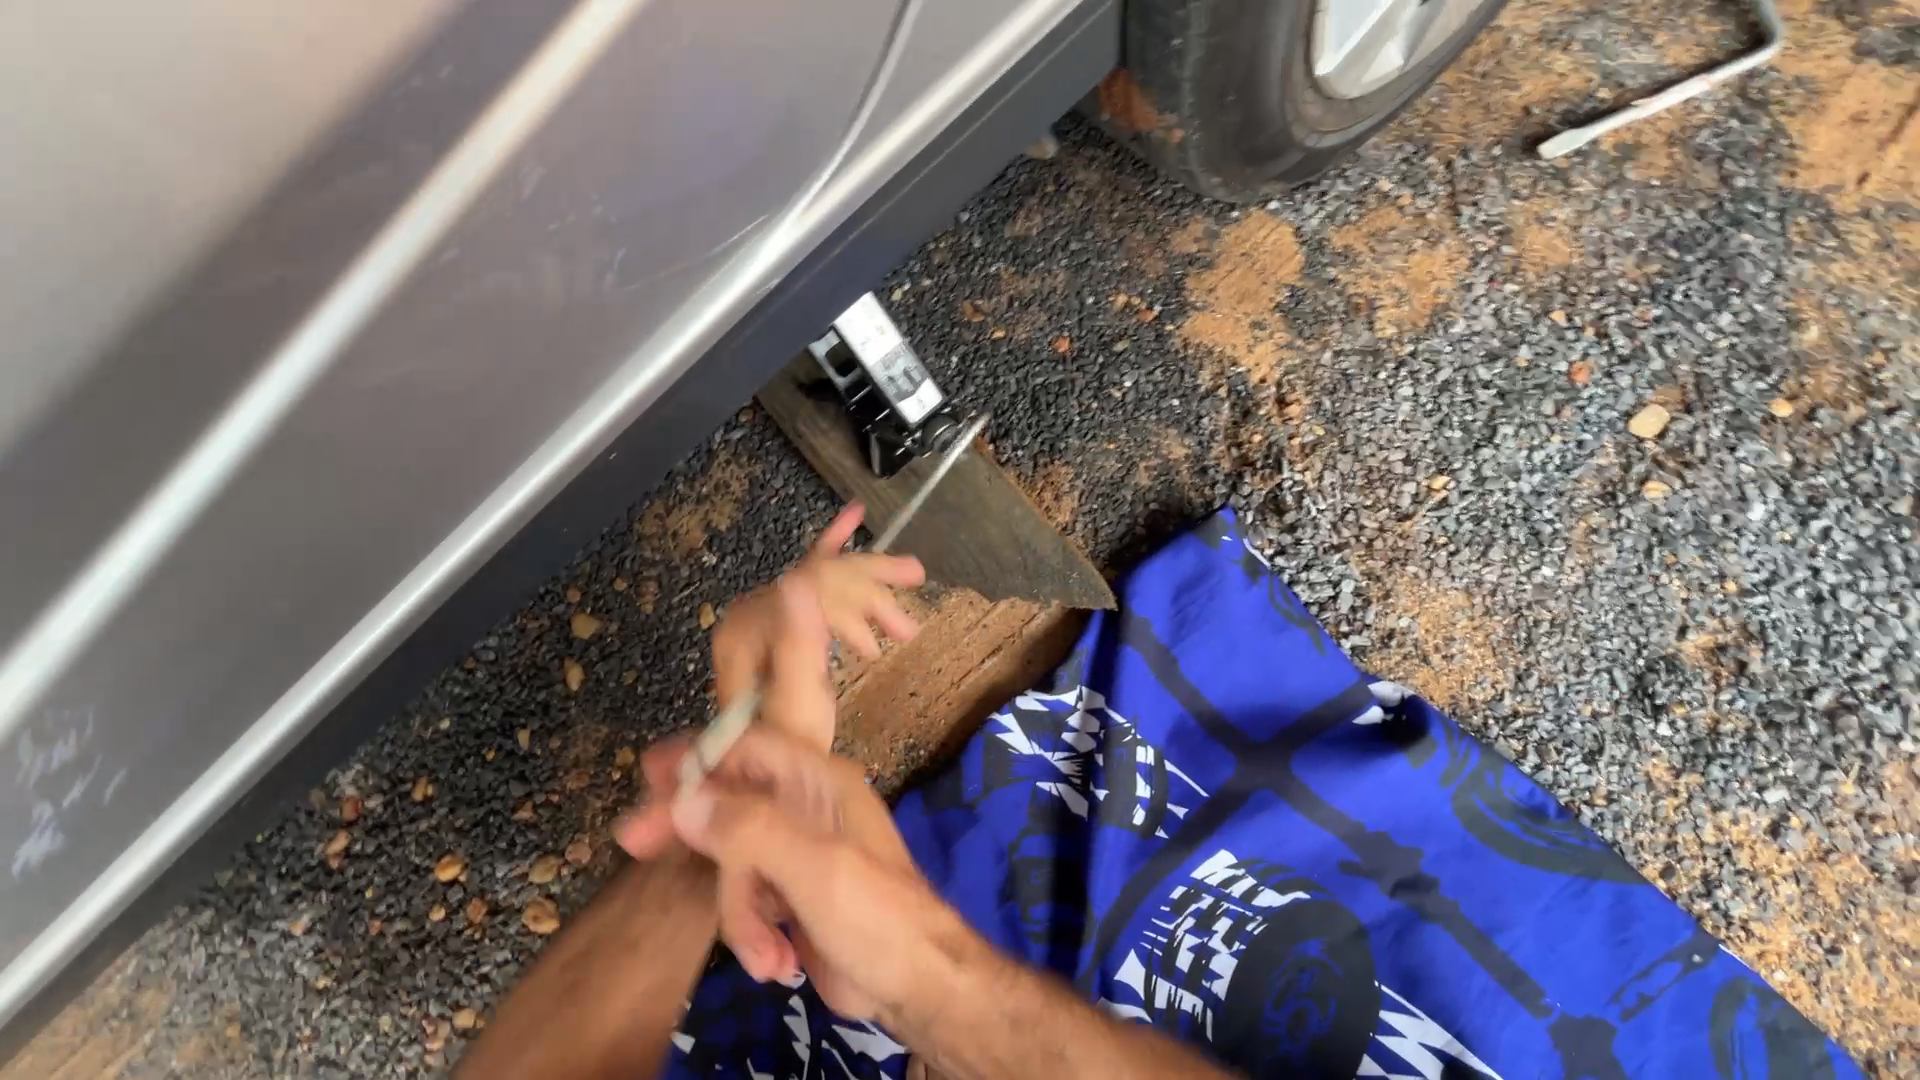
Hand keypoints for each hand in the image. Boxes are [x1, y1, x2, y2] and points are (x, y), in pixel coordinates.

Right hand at [617, 729, 974, 1023]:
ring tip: (767, 955)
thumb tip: (686, 798)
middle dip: (694, 833)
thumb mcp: (813, 867)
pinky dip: (754, 934)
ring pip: (733, 861)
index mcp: (820, 782)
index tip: (650, 772)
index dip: (701, 754)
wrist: (914, 985)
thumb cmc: (875, 914)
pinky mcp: (790, 894)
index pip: (751, 747)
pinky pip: (747, 899)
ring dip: (740, 913)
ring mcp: (797, 851)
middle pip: (731, 801)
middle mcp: (805, 806)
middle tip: (634, 841)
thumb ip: (750, 830)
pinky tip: (778, 964)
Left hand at [712, 505, 923, 746]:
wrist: (776, 774)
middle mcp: (753, 613)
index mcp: (747, 628)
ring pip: (825, 582)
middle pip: (819, 579)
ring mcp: (768, 618)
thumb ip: (795, 641)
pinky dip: (834, 546)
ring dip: (872, 585)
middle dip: (872, 590)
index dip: (857, 583)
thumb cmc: (789, 745)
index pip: (806, 581)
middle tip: (916, 594)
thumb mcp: (795, 701)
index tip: (908, 583)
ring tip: (915, 578)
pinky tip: (854, 515)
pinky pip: (810, 577)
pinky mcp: (785, 625)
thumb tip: (799, 576)